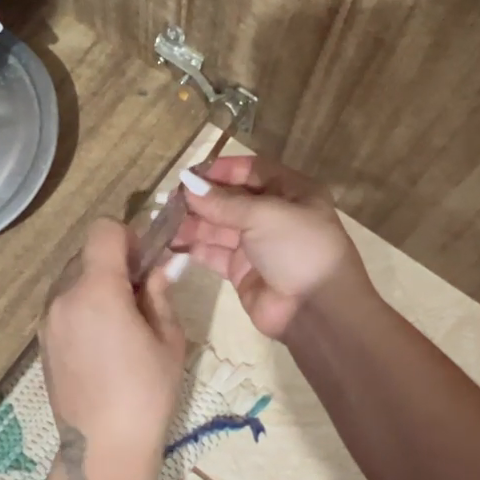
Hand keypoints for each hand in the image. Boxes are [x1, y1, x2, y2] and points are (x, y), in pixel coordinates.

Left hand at [40, 219, 187, 457]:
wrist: (104, 447)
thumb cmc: (147, 393)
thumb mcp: (168, 339)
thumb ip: (160, 293)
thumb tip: (162, 266)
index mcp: (96, 291)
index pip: (103, 230)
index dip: (128, 236)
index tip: (146, 263)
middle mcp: (62, 297)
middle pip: (86, 253)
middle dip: (114, 262)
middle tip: (140, 294)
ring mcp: (47, 319)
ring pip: (72, 278)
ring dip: (96, 284)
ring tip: (122, 322)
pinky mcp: (41, 340)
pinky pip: (63, 304)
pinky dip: (82, 306)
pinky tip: (104, 341)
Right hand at [176, 155, 370, 339]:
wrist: (315, 309)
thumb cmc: (298, 248)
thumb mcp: (264, 215)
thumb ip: (223, 201)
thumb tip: (187, 184)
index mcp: (292, 192)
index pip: (252, 170)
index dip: (221, 170)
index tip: (189, 175)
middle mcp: (275, 214)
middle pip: (231, 199)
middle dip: (201, 199)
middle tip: (168, 200)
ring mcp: (258, 244)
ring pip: (219, 227)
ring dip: (193, 223)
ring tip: (164, 222)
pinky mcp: (243, 271)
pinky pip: (214, 253)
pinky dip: (195, 248)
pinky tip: (172, 243)